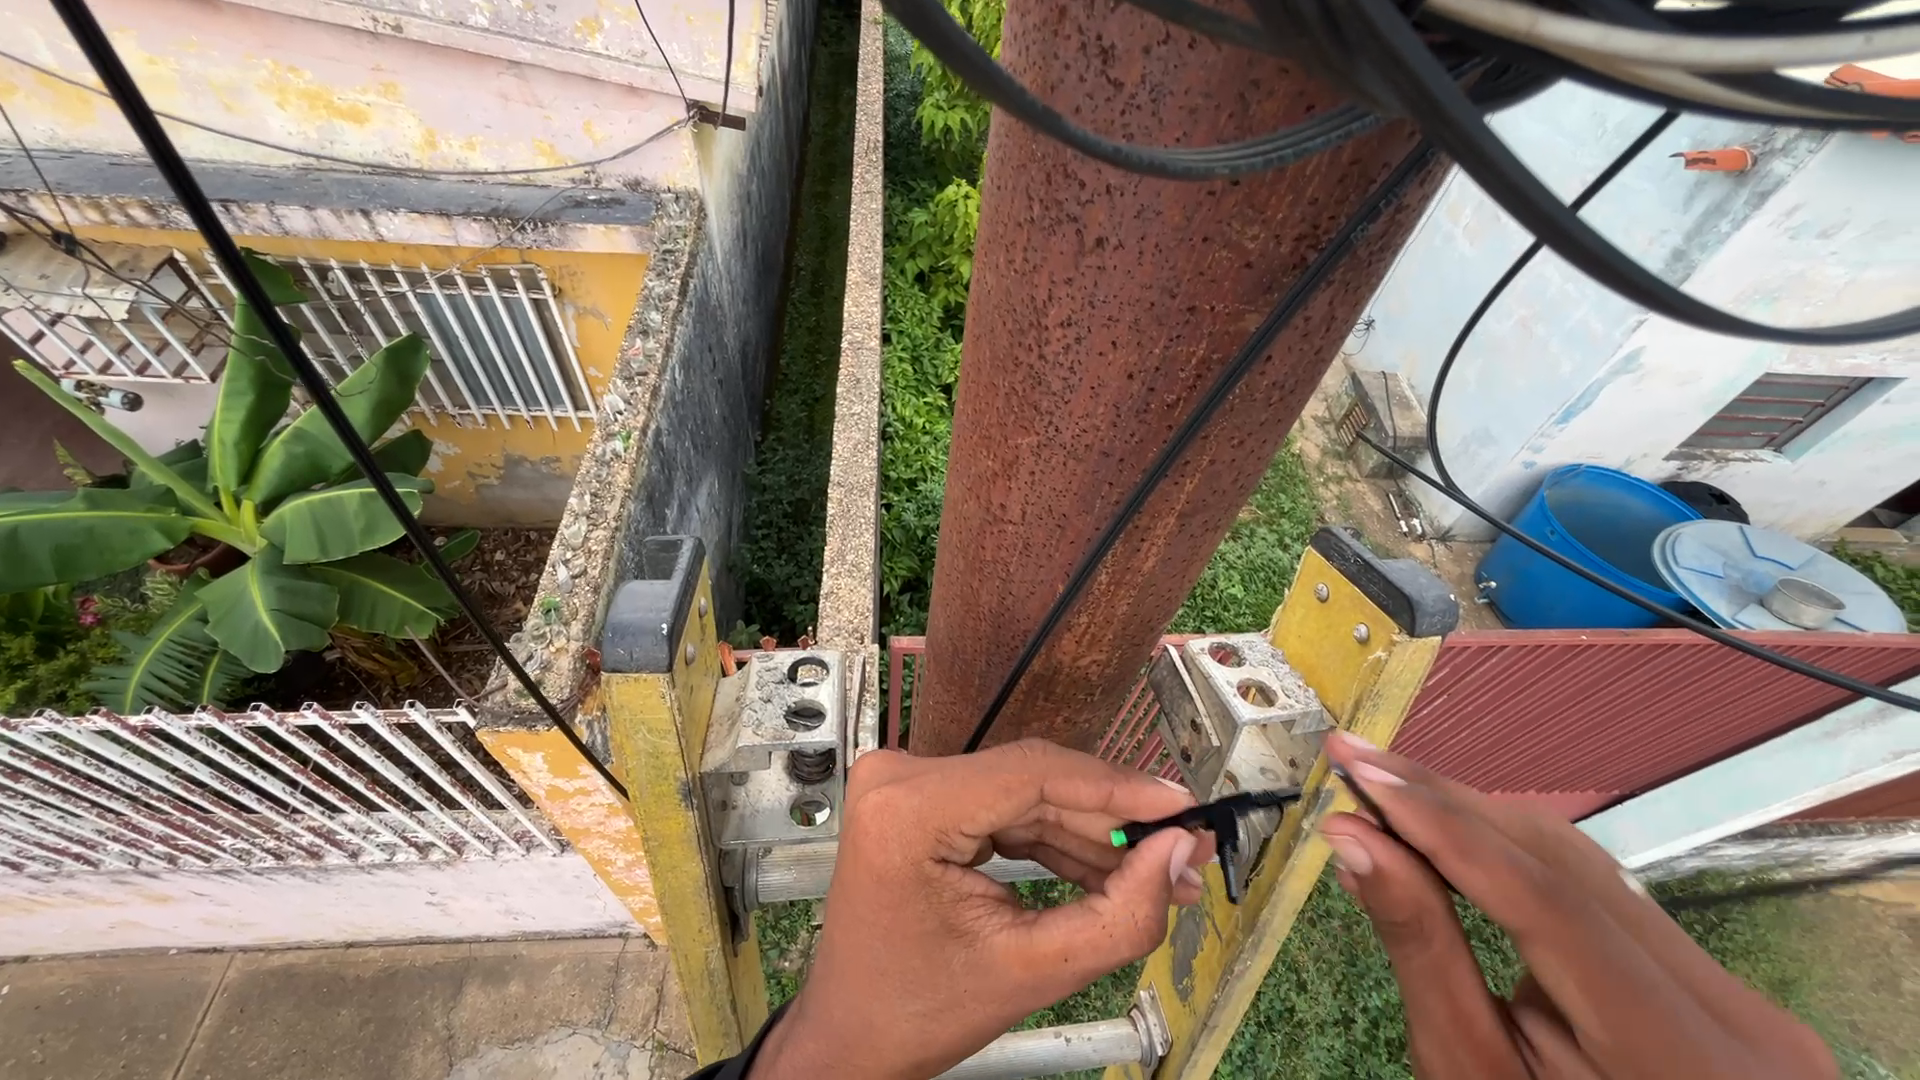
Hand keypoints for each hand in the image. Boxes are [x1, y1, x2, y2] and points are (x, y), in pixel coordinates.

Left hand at [751, 739, 1215, 1079]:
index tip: (1182, 806)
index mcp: (909, 810)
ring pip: (1027, 794)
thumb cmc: (916, 1011)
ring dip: (1092, 833)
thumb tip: (1178, 851)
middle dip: (1113, 819)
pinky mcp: (922, 798)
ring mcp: (907, 783)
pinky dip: (1056, 838)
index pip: (1033, 773)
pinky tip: (1107, 867)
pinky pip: (1006, 809)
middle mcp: (901, 777)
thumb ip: (1119, 915)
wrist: (851, 1032)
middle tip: (1182, 846)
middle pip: (1034, 781)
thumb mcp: (1031, 971)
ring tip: (1157, 869)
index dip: (1118, 787)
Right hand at [1320, 732, 1836, 1079]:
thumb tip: (1353, 838)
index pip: (1548, 902)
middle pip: (1564, 863)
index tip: (1357, 773)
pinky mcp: (1697, 977)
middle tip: (1353, 757)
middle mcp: (1734, 1008)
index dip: (1445, 829)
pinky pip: (1589, 887)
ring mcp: (1726, 988)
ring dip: (1467, 816)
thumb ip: (1421, 949)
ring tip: (1381, 783)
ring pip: (1576, 862)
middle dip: (1445, 802)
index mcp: (1684, 1059)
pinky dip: (1502, 851)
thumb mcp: (1468, 1069)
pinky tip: (1440, 828)